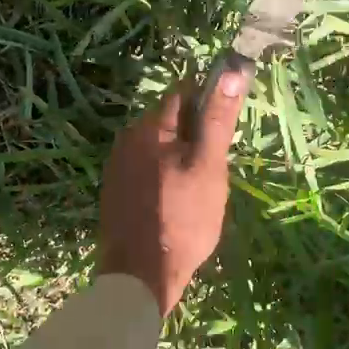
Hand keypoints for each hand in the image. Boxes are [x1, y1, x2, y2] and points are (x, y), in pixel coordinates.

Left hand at [96, 70, 247, 316]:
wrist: (139, 278)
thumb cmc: (182, 218)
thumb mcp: (209, 166)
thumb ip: (219, 118)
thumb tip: (233, 71)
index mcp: (150, 126)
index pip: (184, 93)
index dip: (208, 104)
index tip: (224, 130)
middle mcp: (128, 137)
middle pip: (170, 120)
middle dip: (194, 134)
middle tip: (214, 167)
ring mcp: (118, 165)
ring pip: (159, 146)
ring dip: (178, 156)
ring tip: (196, 189)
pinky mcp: (115, 190)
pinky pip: (146, 169)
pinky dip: (163, 176)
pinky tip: (175, 203)